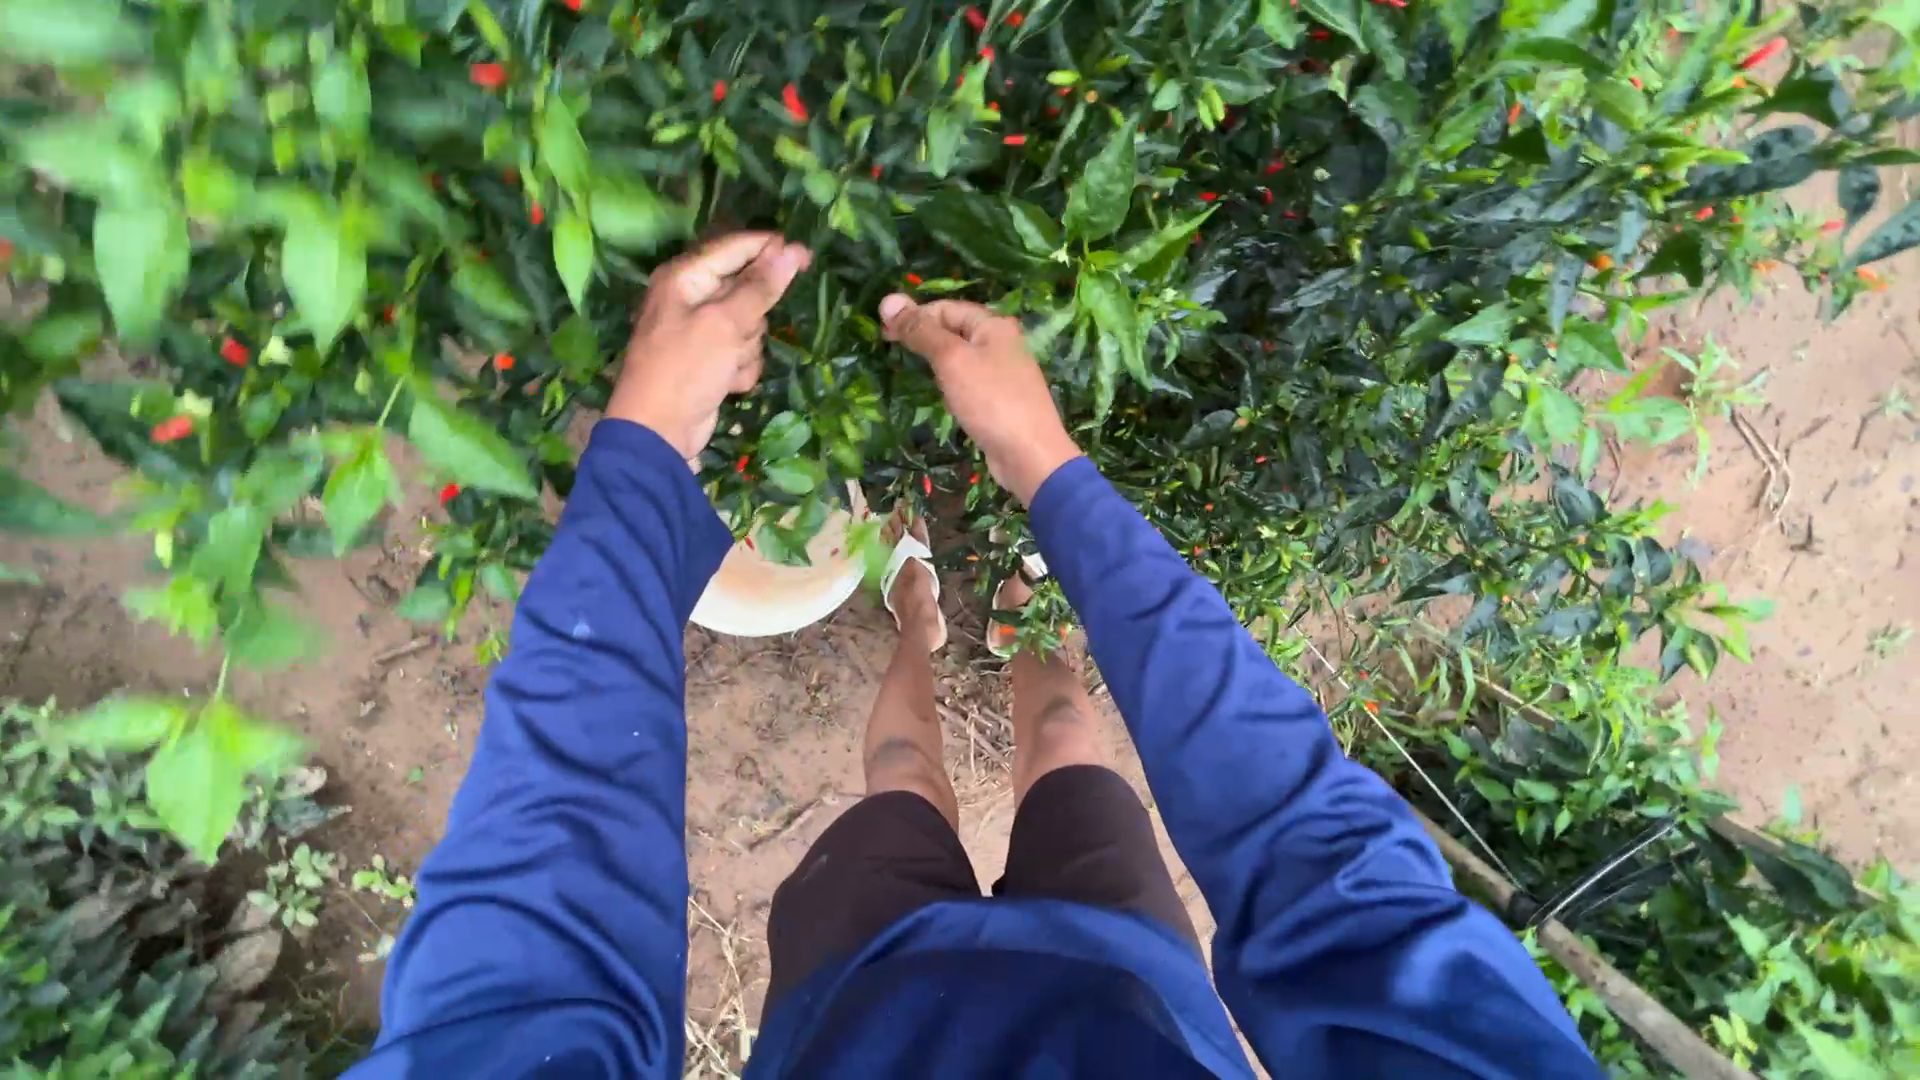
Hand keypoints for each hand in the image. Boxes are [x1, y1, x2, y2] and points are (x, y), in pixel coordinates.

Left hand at [607, 232, 810, 458]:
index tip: (807, 256)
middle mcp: (691, 299)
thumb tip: (793, 250)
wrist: (660, 431)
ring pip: (751, 327)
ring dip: (747, 350)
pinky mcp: (710, 361)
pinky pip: (743, 354)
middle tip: (739, 337)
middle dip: (753, 319)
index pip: (735, 249)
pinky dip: (740, 369)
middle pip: (747, 292)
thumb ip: (761, 287)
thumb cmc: (685, 369)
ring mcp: (701, 332)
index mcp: (685, 277)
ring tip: (726, 367)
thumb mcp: (726, 324)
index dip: (771, 249)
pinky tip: (726, 384)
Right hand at [879, 294, 1080, 504]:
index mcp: (993, 324)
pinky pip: (970, 383)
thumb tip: (888, 300)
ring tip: (913, 372)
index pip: (946, 308)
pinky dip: (952, 385)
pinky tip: (943, 398)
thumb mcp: (951, 360)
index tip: (884, 334)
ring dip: (937, 362)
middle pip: (955, 330)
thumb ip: (921, 331)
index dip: (914, 316)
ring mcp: (1004, 373)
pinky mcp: (1001, 400)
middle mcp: (1002, 343)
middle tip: (892, 352)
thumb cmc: (991, 400)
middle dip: (924, 338)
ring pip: (962, 358)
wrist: (1030, 455)